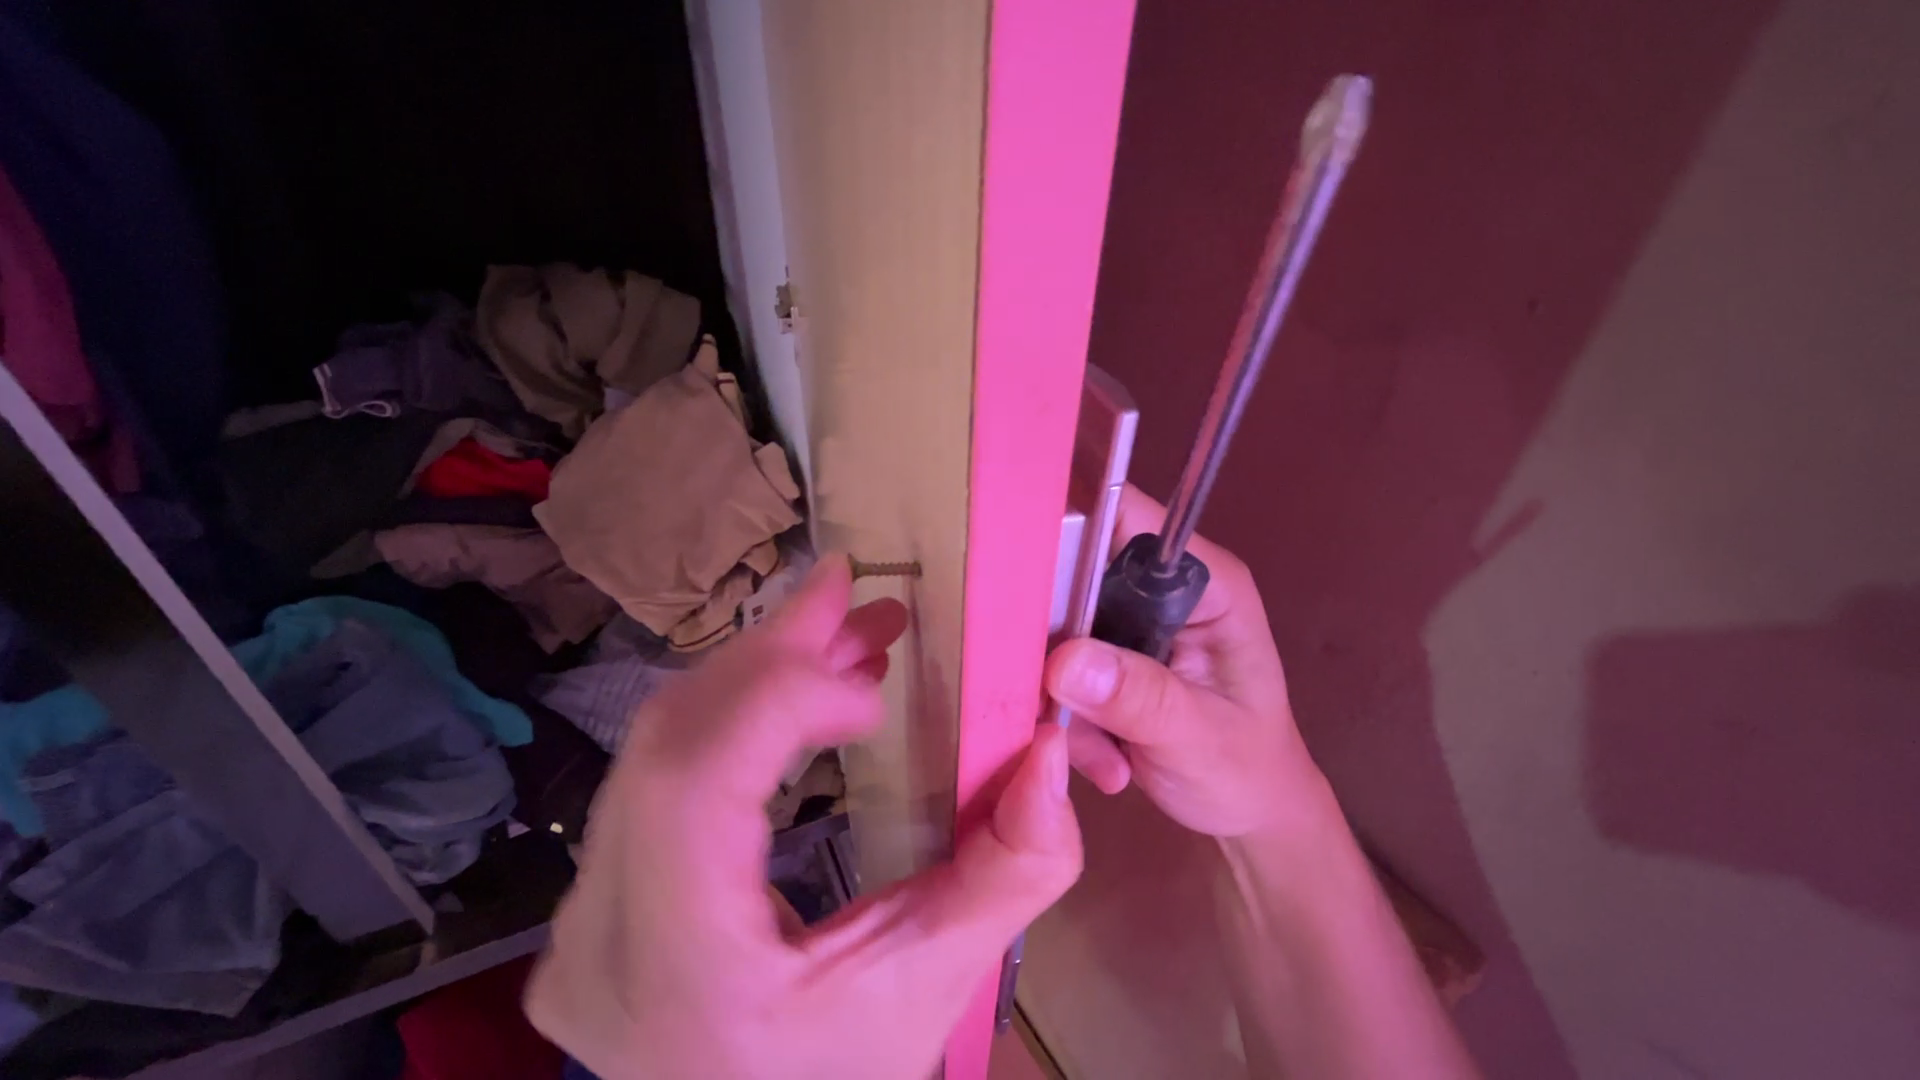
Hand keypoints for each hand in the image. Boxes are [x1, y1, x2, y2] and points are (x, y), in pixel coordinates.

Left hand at [525, 555, 1081, 1078]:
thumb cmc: (847, 1071)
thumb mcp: (938, 982)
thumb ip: (1010, 871)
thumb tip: (1050, 750)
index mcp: (682, 979)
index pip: (693, 793)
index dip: (777, 703)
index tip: (873, 689)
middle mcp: (598, 942)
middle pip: (669, 747)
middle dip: (771, 656)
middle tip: (853, 595)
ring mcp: (575, 920)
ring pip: (657, 745)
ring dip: (755, 675)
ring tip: (843, 637)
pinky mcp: (585, 898)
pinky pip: (654, 773)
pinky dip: (731, 716)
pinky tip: (797, 695)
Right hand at [1045, 487, 1329, 837]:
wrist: (1250, 816)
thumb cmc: (1247, 771)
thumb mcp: (1199, 738)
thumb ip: (1138, 696)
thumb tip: (1063, 660)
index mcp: (1201, 582)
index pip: (1122, 518)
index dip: (1065, 531)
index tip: (1015, 583)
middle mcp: (1159, 589)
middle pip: (1072, 575)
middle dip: (1054, 643)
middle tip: (1056, 706)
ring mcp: (1129, 623)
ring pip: (1056, 628)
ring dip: (1060, 693)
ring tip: (1102, 755)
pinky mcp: (1106, 657)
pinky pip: (1057, 666)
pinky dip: (1065, 713)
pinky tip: (1102, 758)